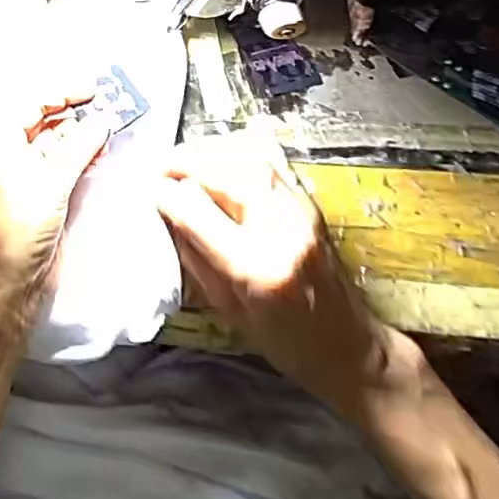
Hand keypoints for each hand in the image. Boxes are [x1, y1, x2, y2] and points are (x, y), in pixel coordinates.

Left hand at [0, 93, 112, 335]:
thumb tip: (104, 120)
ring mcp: (22, 170)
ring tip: (111, 126)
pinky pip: (59, 162)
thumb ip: (79, 147)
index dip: (64, 95)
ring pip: (54, 141)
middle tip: (110, 107)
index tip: (95, 91)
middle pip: (43, 120)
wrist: (12, 278)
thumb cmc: (22, 226)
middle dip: (76, 114)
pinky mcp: (37, 189)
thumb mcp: (52, 181)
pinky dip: (79, 154)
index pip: (32, 104)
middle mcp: (6, 150)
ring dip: (81, 134)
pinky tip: (100, 149)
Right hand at [155, 137, 397, 409]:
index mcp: (254, 266)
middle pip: (220, 171)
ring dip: (205, 153)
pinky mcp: (309, 203)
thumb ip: (191, 251)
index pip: (193, 208)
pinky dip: (238, 149)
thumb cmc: (284, 341)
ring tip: (183, 161)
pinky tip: (219, 153)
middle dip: (181, 164)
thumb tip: (162, 207)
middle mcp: (281, 230)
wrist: (352, 350)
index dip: (162, 193)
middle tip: (159, 171)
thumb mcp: (223, 305)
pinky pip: (270, 158)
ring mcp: (301, 211)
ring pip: (245, 156)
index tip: (145, 191)